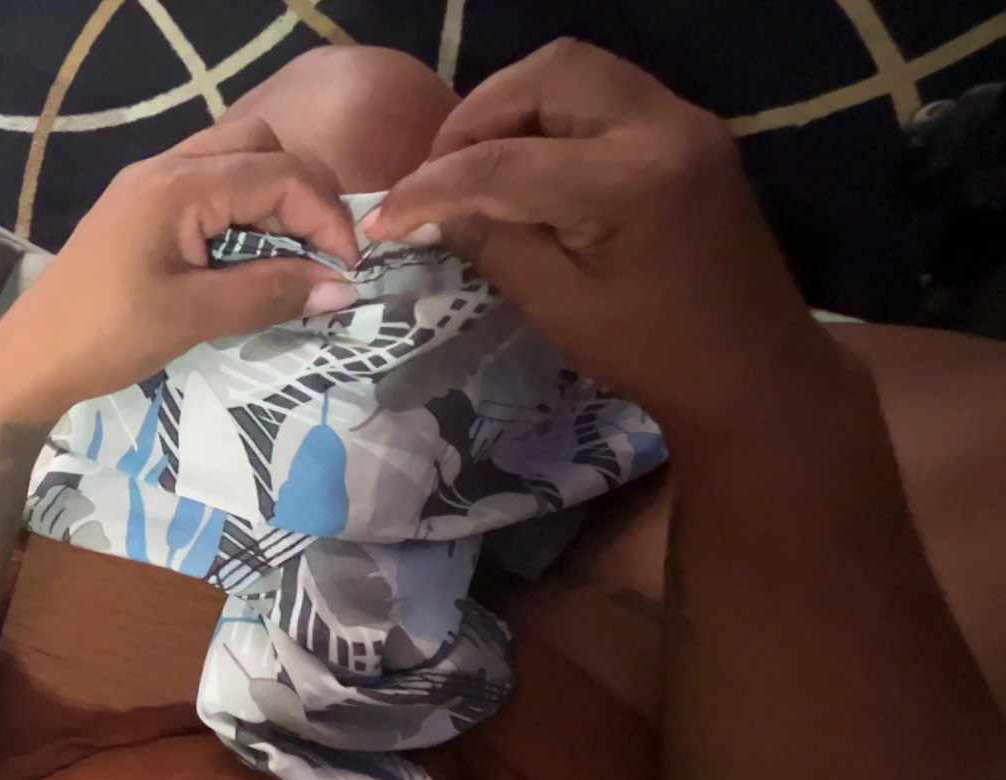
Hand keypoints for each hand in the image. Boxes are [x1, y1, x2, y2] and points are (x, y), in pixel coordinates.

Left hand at [0, 117, 359, 415]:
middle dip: (300, 195)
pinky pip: (201, 190)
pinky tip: (240, 258)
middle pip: (257, 148)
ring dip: (267, 202)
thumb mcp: (193, 316)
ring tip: (284, 258)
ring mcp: (144, 188)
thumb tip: (341, 287)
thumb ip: (268, 294)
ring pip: (229, 164)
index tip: (348, 268)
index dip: (325, 217)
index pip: (279, 174)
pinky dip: (234, 214)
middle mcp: (162, 168)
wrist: (29, 360)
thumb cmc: (106, 337)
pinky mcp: (134, 214)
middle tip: (317, 254)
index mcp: (178, 184)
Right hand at [367, 39, 841, 431]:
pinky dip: (541, 119)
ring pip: (572, 73)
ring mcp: (679, 120)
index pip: (501, 162)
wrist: (745, 360)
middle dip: (472, 119)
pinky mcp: (680, 130)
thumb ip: (492, 243)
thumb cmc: (645, 348)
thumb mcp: (553, 305)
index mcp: (628, 184)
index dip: (427, 187)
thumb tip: (430, 212)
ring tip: (468, 172)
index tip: (380, 217)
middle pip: (546, 74)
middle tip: (435, 179)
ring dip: (505, 112)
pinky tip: (516, 169)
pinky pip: (597, 94)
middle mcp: (662, 127)